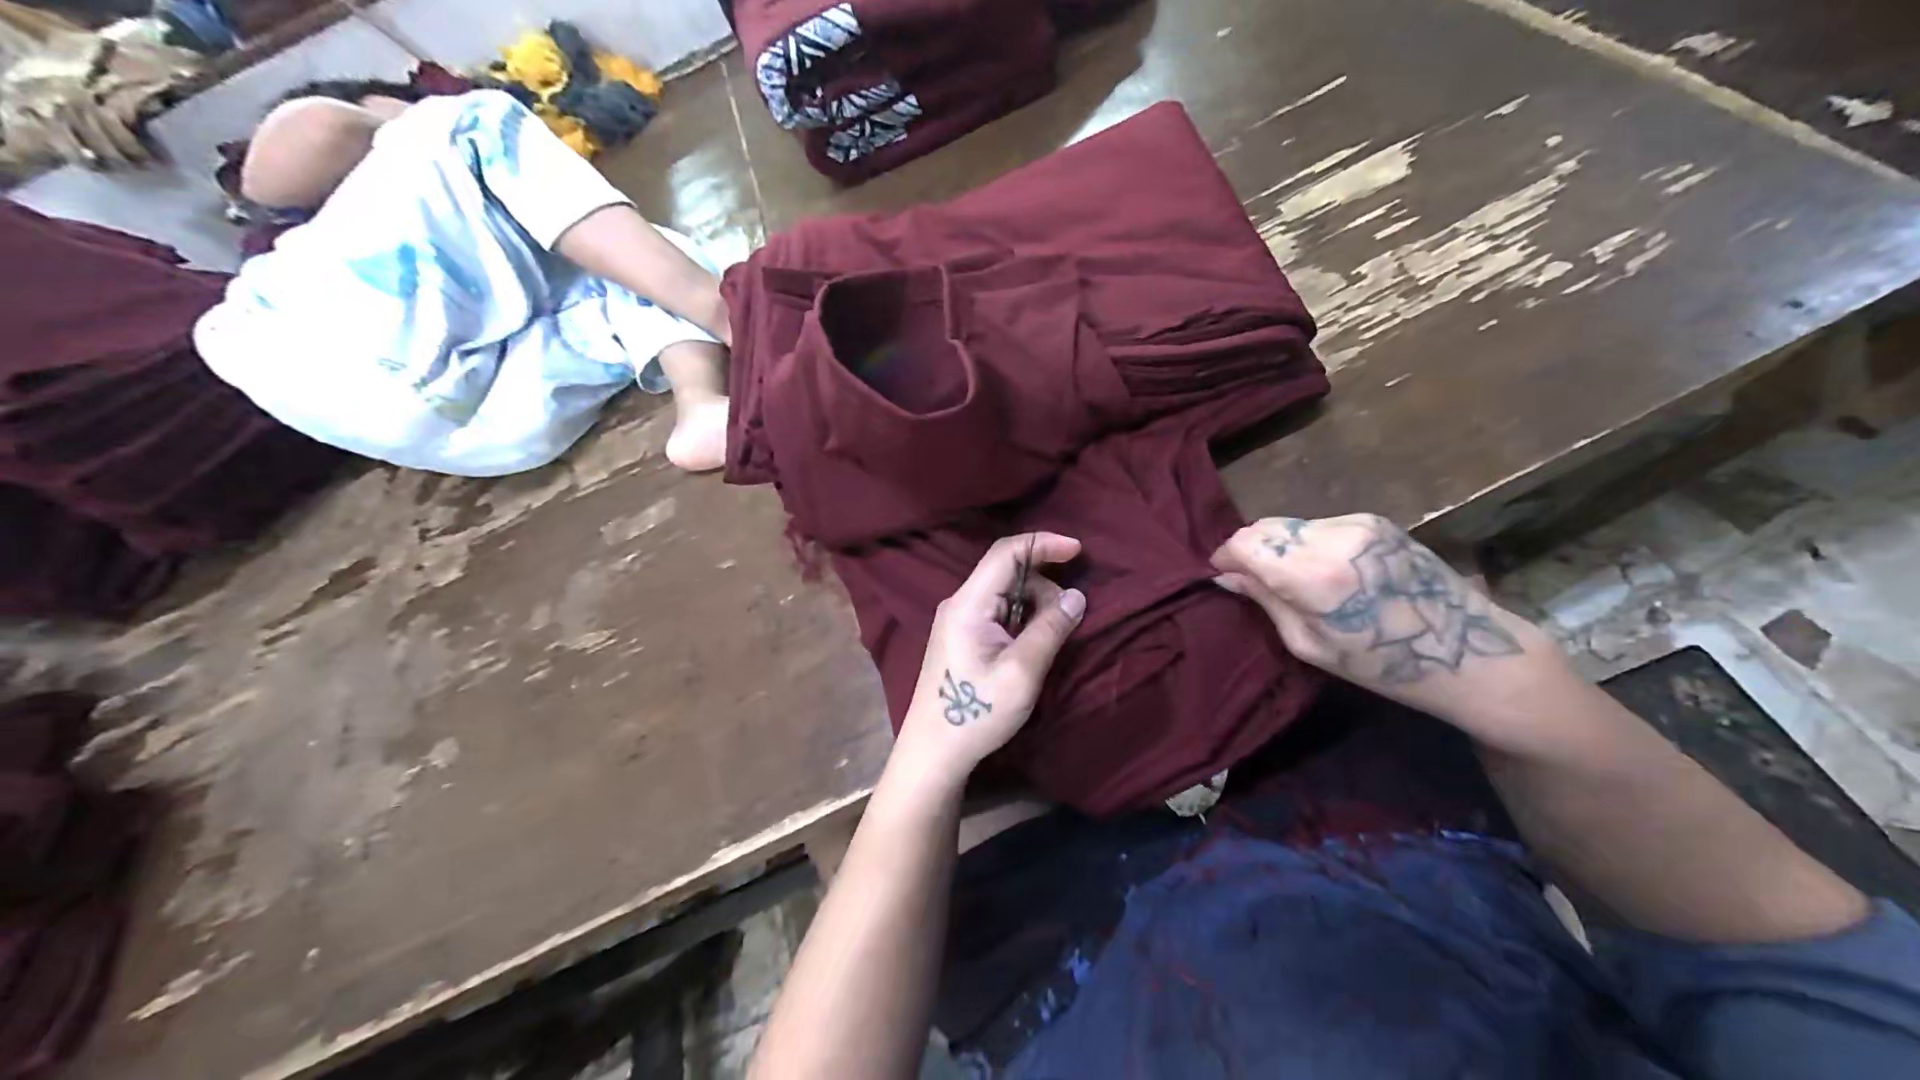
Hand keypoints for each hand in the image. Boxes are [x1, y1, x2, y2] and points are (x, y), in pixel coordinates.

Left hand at [893, 533, 1086, 791]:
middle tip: (1069, 614)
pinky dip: (1022, 616)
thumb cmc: (977, 713)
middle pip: (1006, 571)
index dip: (1043, 544)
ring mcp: (958, 620)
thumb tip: (1077, 596)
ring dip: (1035, 602)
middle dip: (1044, 581)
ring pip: (1004, 592)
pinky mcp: (963, 636)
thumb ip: (1050, 629)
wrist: (935, 751)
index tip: (1079, 551)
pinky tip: (1034, 641)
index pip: (1006, 553)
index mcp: (968, 604)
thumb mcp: (1022, 672)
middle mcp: (960, 603)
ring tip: (1052, 636)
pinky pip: (998, 610)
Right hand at [1211, 514, 1559, 724]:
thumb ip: (1266, 601)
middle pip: (1264, 527)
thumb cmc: (1384, 664)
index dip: (1225, 557)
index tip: (1223, 576)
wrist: (1472, 652)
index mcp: (1315, 573)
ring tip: (1288, 579)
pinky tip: (1321, 570)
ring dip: (1277, 545)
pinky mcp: (1375, 521)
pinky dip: (1304, 542)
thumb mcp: (1310, 644)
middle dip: (1249, 550)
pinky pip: (1317, 525)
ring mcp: (1358, 523)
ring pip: (1289, 523)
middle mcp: (1334, 536)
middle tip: (1251, 580)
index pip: (1244, 543)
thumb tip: (1227, 576)